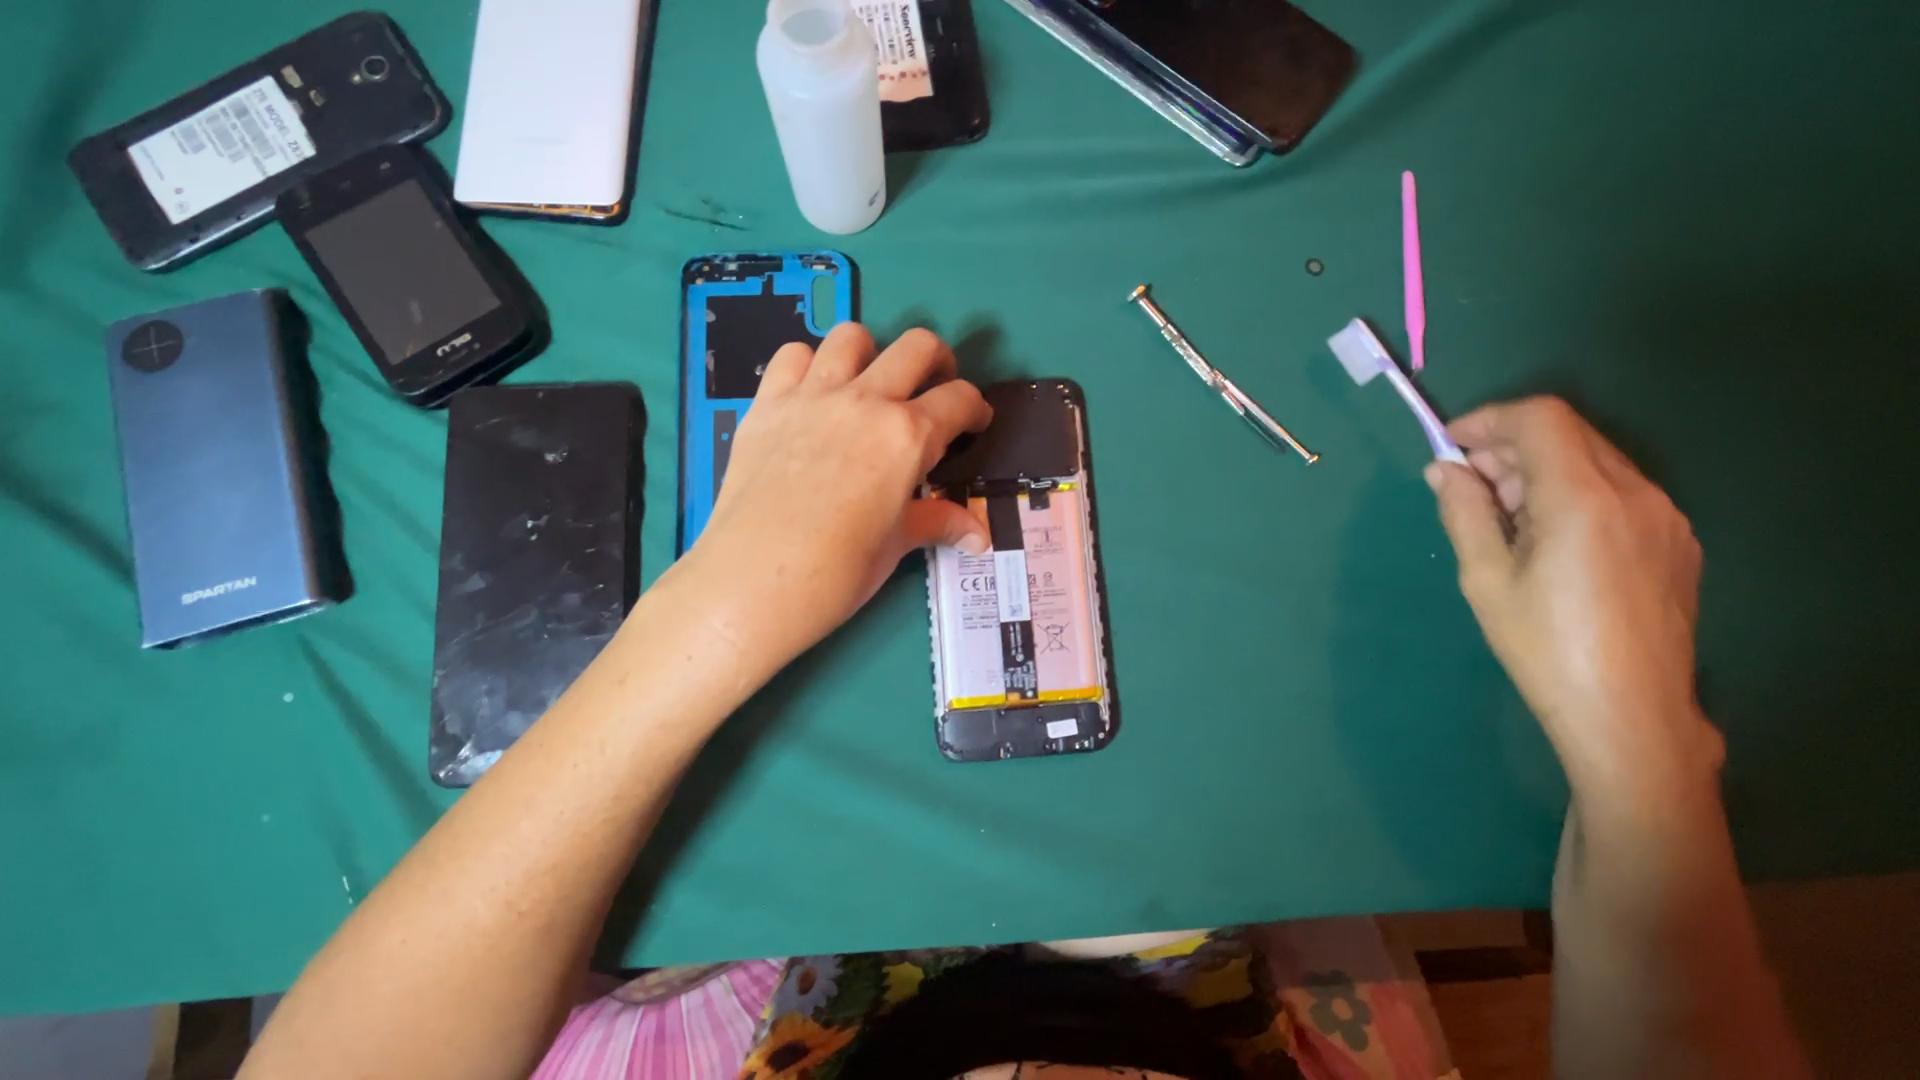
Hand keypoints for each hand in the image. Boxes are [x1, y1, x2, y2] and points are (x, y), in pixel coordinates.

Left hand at [681, 323, 992, 669]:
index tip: (973, 425)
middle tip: (932, 394)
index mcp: (908, 436)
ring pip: (853, 337)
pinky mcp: (767, 403)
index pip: (959, 399)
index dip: (975, 410)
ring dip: (871, 355)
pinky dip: (809, 366)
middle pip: (917, 347)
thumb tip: (980, 538)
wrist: (754, 580)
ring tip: (869, 386)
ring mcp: (812, 396)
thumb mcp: (896, 545)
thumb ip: (938, 523)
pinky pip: (793, 355)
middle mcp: (865, 401)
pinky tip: (812, 397)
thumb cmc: (838, 572)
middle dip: (938, 363)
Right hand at [1426, 396, 1722, 803]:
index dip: (1488, 420)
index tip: (1451, 447)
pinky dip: (1573, 493)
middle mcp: (1635, 493)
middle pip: (1568, 433)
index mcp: (1584, 499)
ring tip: (1505, 520)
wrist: (1630, 714)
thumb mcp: (1485, 580)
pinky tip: (1549, 541)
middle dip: (1509, 447)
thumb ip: (1465, 513)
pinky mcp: (1676, 540)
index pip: (1540, 418)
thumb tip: (1446, 470)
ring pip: (1594, 459)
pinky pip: (1618, 490)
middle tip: (1468, 489)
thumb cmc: (1544, 648)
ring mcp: (1665, 516)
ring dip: (1541, 470)